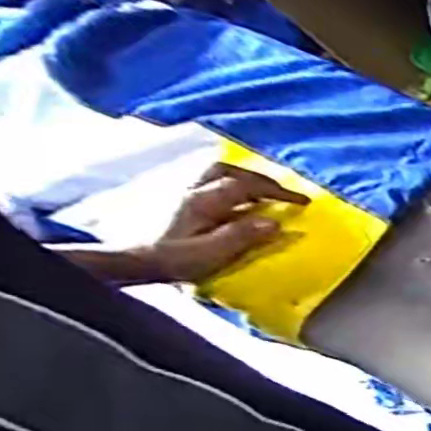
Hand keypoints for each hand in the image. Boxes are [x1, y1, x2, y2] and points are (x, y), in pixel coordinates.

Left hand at [129, 163, 308, 282]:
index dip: (277, 191)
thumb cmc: (173, 259)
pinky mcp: (170, 195)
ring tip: (260, 191)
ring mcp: (176, 189)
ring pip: (213, 171)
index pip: (245, 186)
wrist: (127, 259)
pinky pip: (203, 180)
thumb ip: (242, 236)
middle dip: (260, 179)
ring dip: (242, 177)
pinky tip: (233, 196)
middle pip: (227, 171)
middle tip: (282, 193)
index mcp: (202, 201)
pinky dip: (225, 182)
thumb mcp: (211, 253)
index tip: (303, 201)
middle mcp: (189, 189)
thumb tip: (276, 222)